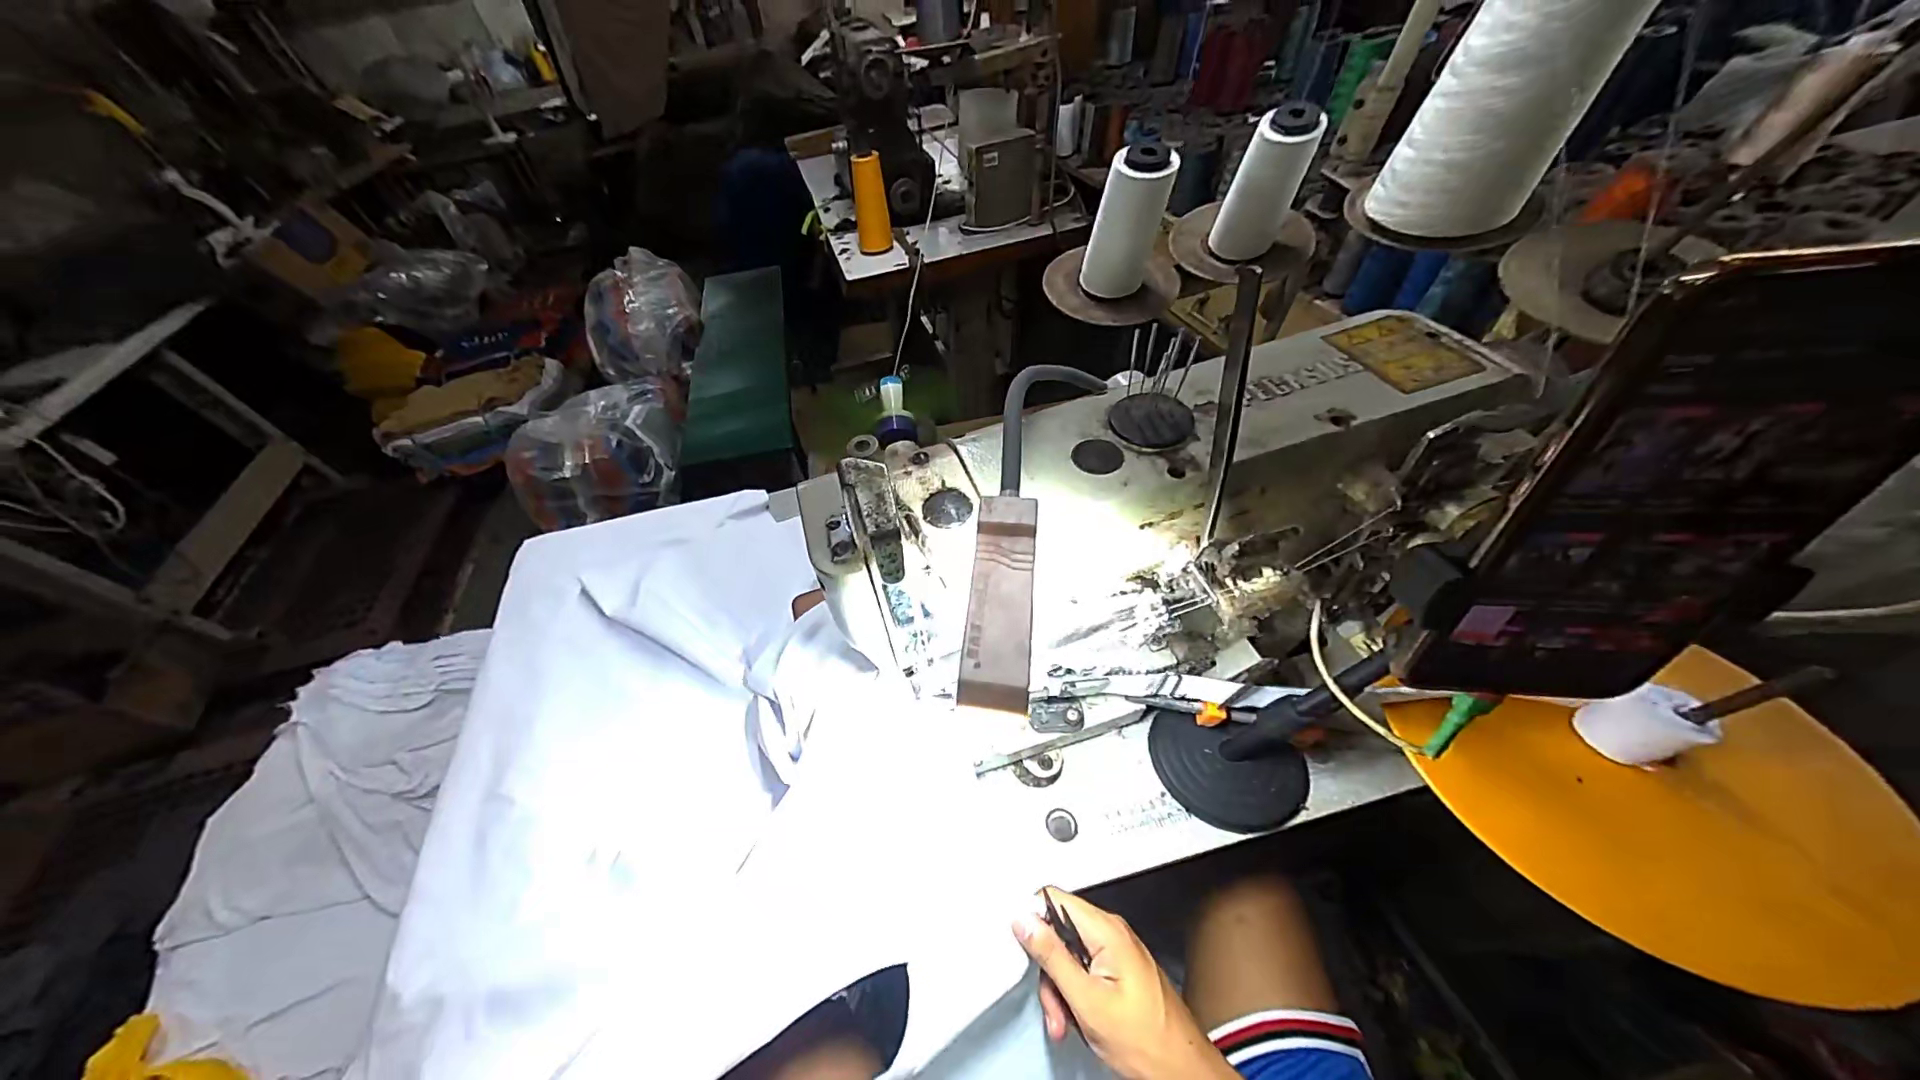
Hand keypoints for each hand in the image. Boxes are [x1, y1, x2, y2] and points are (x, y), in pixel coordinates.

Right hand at [1012, 888, 1234, 1079]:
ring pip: (1070, 955)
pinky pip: (1085, 968)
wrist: (1184, 1073)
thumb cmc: (1146, 1040)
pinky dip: (1077, 993)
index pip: (1053, 899)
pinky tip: (1080, 1020)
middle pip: (1060, 932)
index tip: (1025, 951)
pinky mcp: (1120, 969)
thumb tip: (1025, 920)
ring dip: (1061, 990)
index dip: (1033, 921)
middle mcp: (1112, 932)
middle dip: (1050, 971)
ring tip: (1067, 1023)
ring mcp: (1118, 950)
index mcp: (1105, 930)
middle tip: (1055, 1008)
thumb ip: (1052, 955)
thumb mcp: (1086, 999)